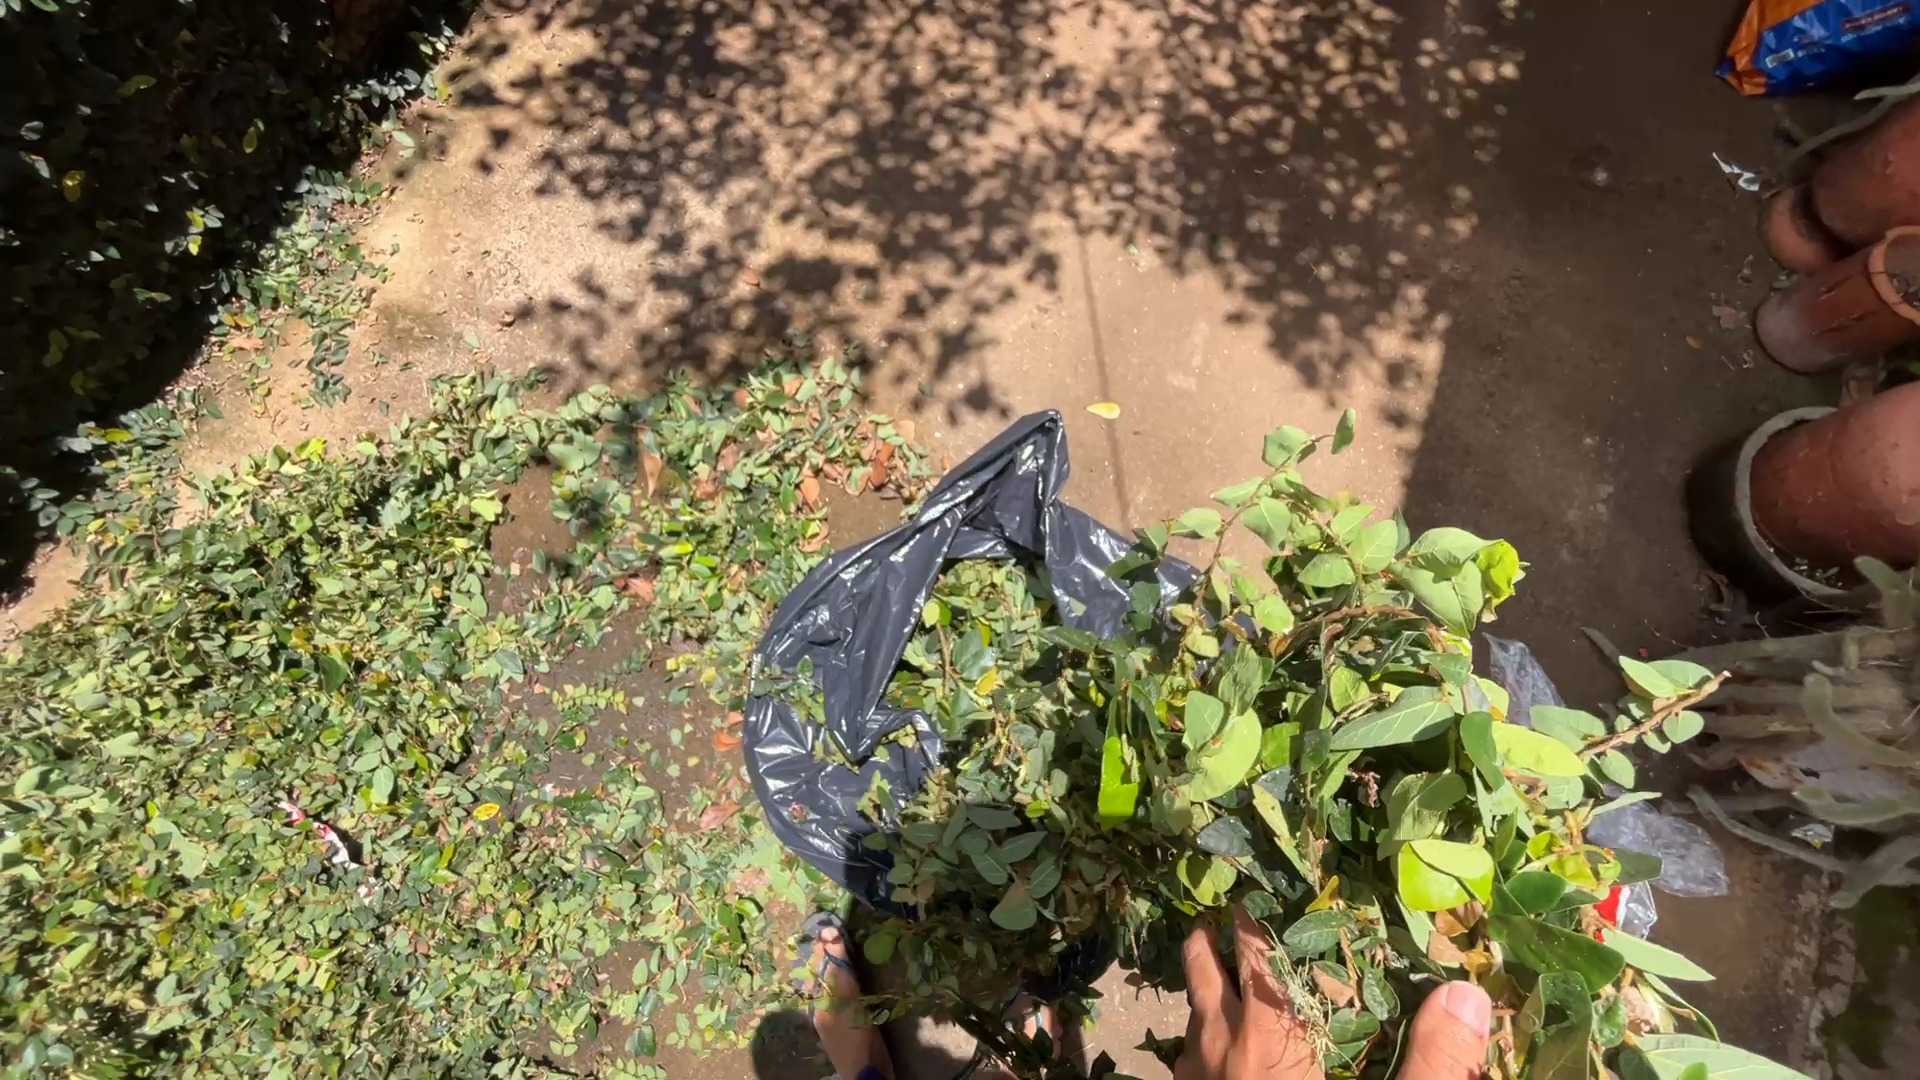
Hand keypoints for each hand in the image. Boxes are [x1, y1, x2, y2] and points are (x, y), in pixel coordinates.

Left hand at [1176, 903, 1492, 1079]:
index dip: (1255, 915)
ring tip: (1207, 954)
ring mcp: (1196, 1075)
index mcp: (1268, 1034)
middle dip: (1211, 932)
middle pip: (1202, 963)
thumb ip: (1434, 1064)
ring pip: (1187, 1007)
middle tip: (1221, 906)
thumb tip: (1466, 995)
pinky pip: (1184, 1058)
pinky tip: (1211, 1046)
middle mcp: (1219, 1043)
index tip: (1256, 883)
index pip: (1256, 950)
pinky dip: (1195, 1036)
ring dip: (1197, 979)